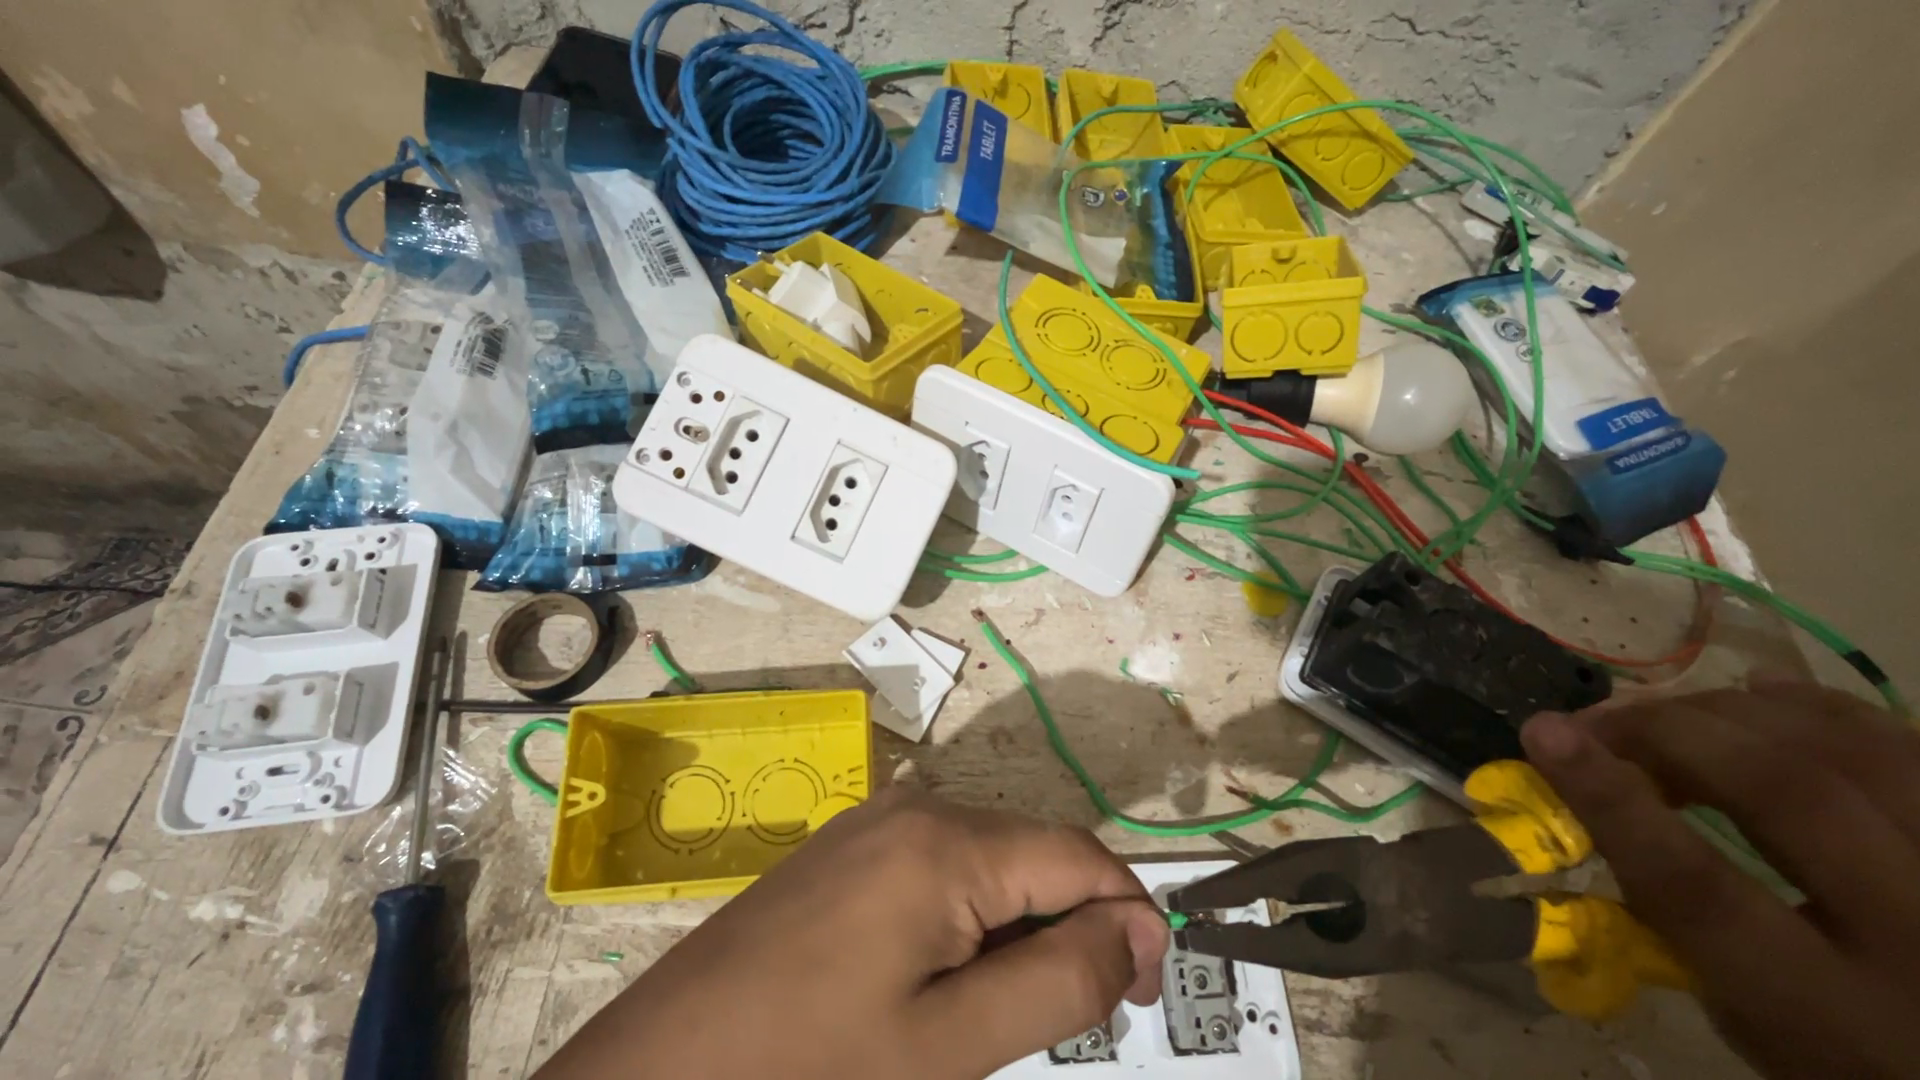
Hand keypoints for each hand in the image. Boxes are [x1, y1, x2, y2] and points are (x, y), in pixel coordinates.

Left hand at [535, 787, 1169, 1079]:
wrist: (666, 1064)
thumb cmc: (813, 1060)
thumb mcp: (952, 1042)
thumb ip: (1060, 981)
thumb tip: (1136, 929)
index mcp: (947, 841)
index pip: (1080, 856)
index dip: (1131, 915)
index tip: (1147, 989)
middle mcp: (915, 808)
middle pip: (1034, 853)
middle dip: (1074, 922)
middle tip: (1076, 1012)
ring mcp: (873, 824)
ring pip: (990, 860)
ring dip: (1022, 923)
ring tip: (1008, 1005)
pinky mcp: (847, 850)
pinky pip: (940, 867)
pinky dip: (972, 915)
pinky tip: (951, 974)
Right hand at [1522, 683, 1919, 1078]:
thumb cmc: (1845, 1055)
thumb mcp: (1750, 1027)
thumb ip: (1682, 929)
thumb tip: (1607, 810)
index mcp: (1826, 1011)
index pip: (1697, 886)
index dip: (1612, 800)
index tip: (1544, 734)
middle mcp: (1918, 937)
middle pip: (1784, 794)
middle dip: (1667, 734)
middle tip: (1598, 722)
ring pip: (1853, 755)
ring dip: (1735, 714)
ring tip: (1667, 712)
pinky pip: (1908, 746)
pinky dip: (1821, 708)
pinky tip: (1761, 697)